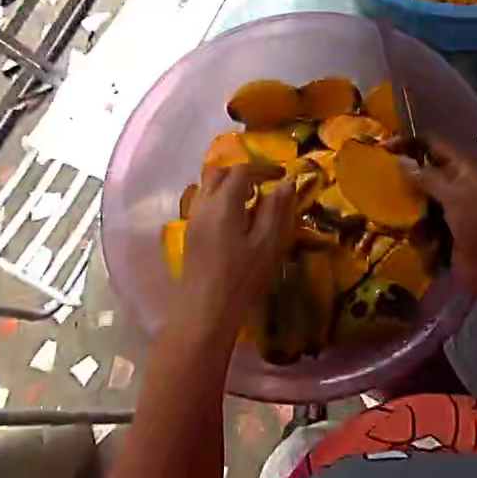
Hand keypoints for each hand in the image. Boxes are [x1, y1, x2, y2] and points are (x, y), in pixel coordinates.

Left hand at [169, 162, 297, 331]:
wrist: (205, 309)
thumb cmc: (242, 277)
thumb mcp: (268, 243)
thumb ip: (277, 210)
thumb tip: (286, 184)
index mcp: (224, 203)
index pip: (242, 171)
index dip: (263, 168)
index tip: (281, 174)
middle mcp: (204, 205)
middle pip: (220, 174)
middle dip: (244, 173)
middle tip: (265, 184)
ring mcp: (194, 220)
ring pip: (208, 187)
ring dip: (230, 185)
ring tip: (251, 200)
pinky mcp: (191, 234)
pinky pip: (204, 203)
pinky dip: (220, 199)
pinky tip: (234, 220)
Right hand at [400, 140, 476, 294]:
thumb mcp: (456, 196)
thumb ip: (427, 178)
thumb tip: (400, 160)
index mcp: (461, 171)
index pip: (431, 146)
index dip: (409, 143)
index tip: (382, 148)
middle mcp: (453, 190)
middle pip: (419, 181)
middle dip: (404, 191)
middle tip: (385, 196)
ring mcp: (448, 217)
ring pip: (417, 212)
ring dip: (417, 225)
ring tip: (426, 237)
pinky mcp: (443, 242)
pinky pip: (422, 238)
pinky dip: (426, 247)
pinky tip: (435, 255)